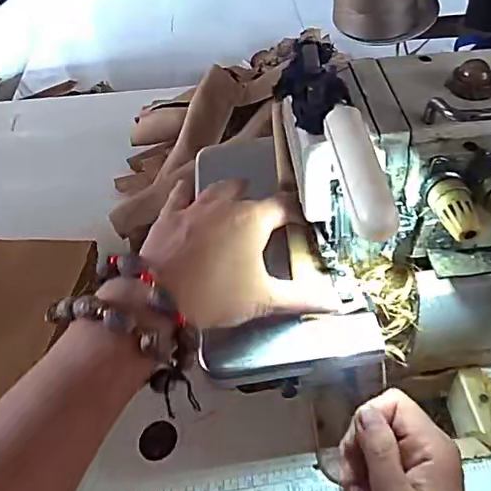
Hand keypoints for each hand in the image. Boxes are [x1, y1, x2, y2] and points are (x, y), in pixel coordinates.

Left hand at [139, 178, 340, 328]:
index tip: (303, 224)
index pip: (285, 206)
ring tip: (234, 206)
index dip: (297, 214)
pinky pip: (182, 194)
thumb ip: (301, 298)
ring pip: (218, 187)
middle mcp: (226, 203)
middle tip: (265, 222)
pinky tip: (191, 197)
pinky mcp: (168, 214)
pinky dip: (190, 194)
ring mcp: (195, 205)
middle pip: (250, 191)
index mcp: (254, 218)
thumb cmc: (215, 296)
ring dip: (229, 194)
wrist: (155, 298)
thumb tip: (335, 302)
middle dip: (259, 202)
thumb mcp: (263, 300)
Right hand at [335, 389, 486, 490]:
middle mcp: (432, 447)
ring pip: (384, 440)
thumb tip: (365, 411)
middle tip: (350, 479)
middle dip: (361, 443)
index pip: (394, 403)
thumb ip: (378, 450)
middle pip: (386, 419)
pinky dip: (372, 476)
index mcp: (432, 445)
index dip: (367, 420)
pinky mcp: (420, 481)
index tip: (353, 455)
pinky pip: (389, 462)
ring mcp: (427, 465)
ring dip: (363, 462)